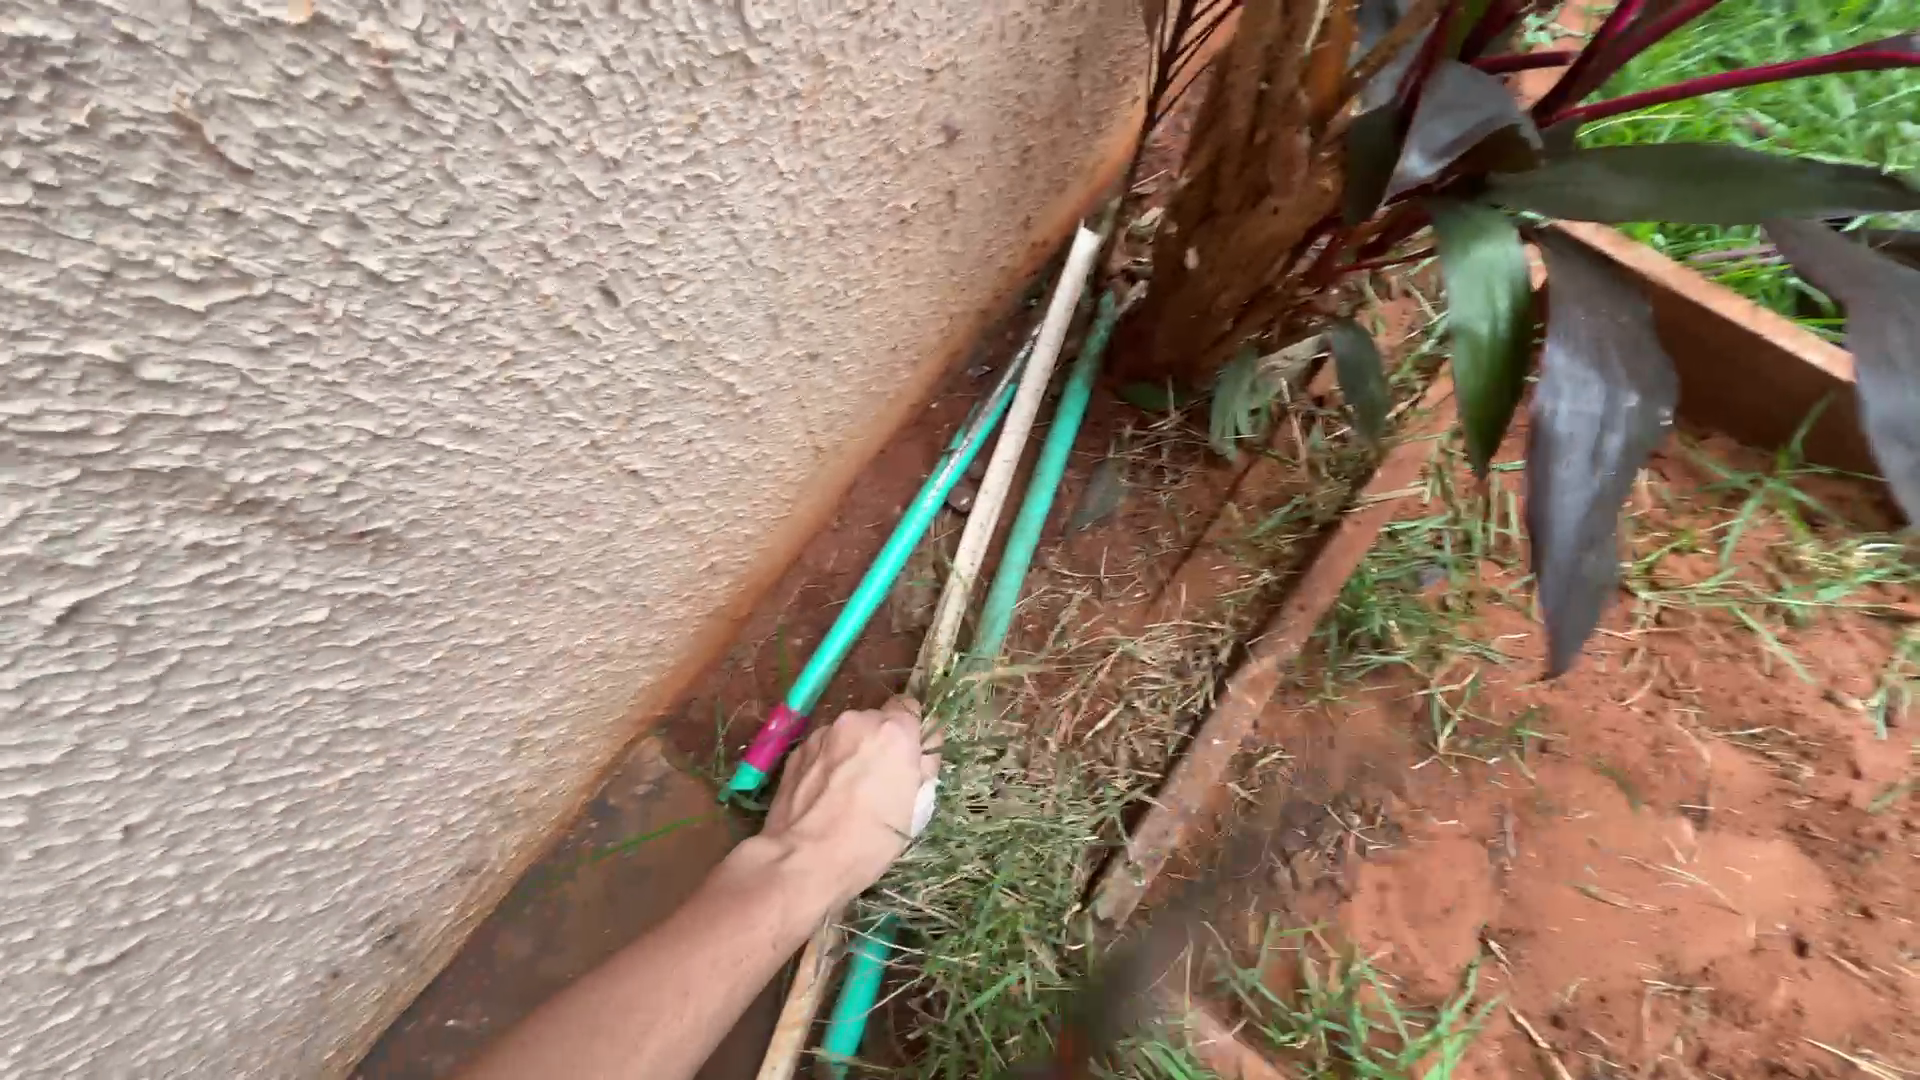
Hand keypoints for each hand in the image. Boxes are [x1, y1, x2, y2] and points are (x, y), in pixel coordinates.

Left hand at [763, 697, 939, 906]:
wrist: (802, 861)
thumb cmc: (870, 840)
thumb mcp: (917, 808)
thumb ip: (924, 766)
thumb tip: (923, 750)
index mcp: (894, 731)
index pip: (910, 707)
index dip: (911, 731)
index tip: (909, 756)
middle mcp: (857, 721)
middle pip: (876, 721)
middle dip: (880, 743)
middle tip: (878, 779)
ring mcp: (823, 734)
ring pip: (847, 734)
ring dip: (852, 751)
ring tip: (846, 791)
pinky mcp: (797, 750)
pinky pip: (823, 748)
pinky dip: (827, 763)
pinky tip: (824, 795)